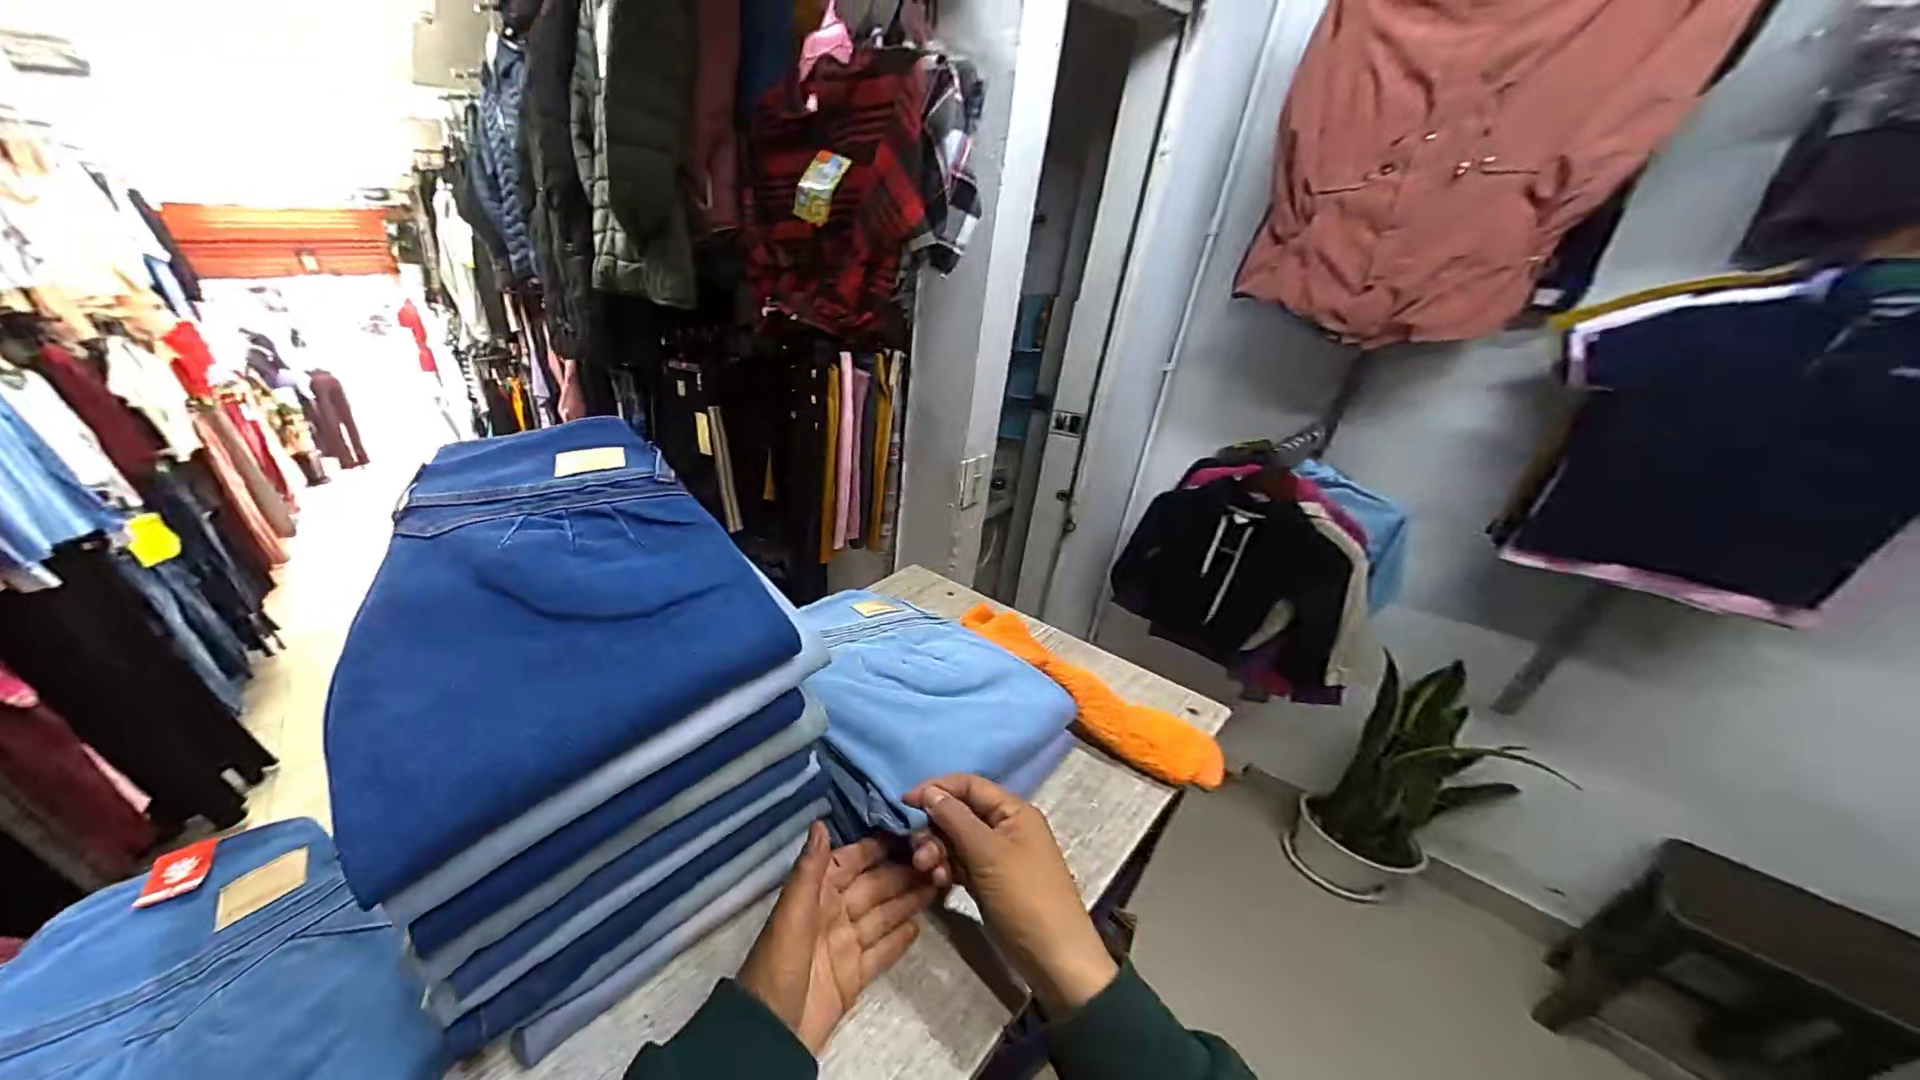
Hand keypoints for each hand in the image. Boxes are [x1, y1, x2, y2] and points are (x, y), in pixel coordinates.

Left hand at [736, 823, 937, 1053]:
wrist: (770, 1034)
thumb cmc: (779, 964)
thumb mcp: (792, 913)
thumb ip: (810, 869)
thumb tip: (820, 822)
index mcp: (817, 896)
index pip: (850, 862)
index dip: (875, 848)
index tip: (905, 830)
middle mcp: (833, 915)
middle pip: (873, 887)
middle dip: (901, 872)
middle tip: (935, 858)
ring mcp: (845, 946)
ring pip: (882, 916)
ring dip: (907, 900)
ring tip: (937, 884)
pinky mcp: (854, 976)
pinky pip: (881, 952)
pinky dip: (899, 939)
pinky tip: (919, 925)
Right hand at [904, 775, 1118, 1016]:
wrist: (1055, 959)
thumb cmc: (1025, 897)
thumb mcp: (988, 853)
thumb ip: (956, 818)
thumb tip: (929, 791)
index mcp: (1012, 811)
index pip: (969, 785)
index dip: (937, 788)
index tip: (904, 802)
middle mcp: (1005, 827)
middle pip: (960, 813)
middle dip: (935, 828)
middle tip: (917, 853)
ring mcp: (997, 855)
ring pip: (957, 840)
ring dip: (937, 851)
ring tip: (926, 871)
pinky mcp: (990, 880)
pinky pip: (961, 864)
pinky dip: (947, 869)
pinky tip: (937, 883)